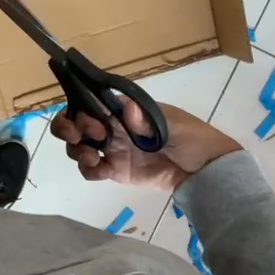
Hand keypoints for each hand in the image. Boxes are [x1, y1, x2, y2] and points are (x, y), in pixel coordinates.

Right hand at [50, 101, 240, 194]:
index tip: (93, 124)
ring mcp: (113, 149)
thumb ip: (147, 121)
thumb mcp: (173, 125)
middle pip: (76, 123)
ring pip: (79, 146)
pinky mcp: (116, 171)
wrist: (205, 172)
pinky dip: (89, 170)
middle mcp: (113, 126)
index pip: (91, 102)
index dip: (81, 110)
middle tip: (81, 139)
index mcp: (125, 110)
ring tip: (93, 159)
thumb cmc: (193, 138)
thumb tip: (126, 109)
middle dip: (68, 128)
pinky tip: (101, 170)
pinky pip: (91, 170)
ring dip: (76, 150)